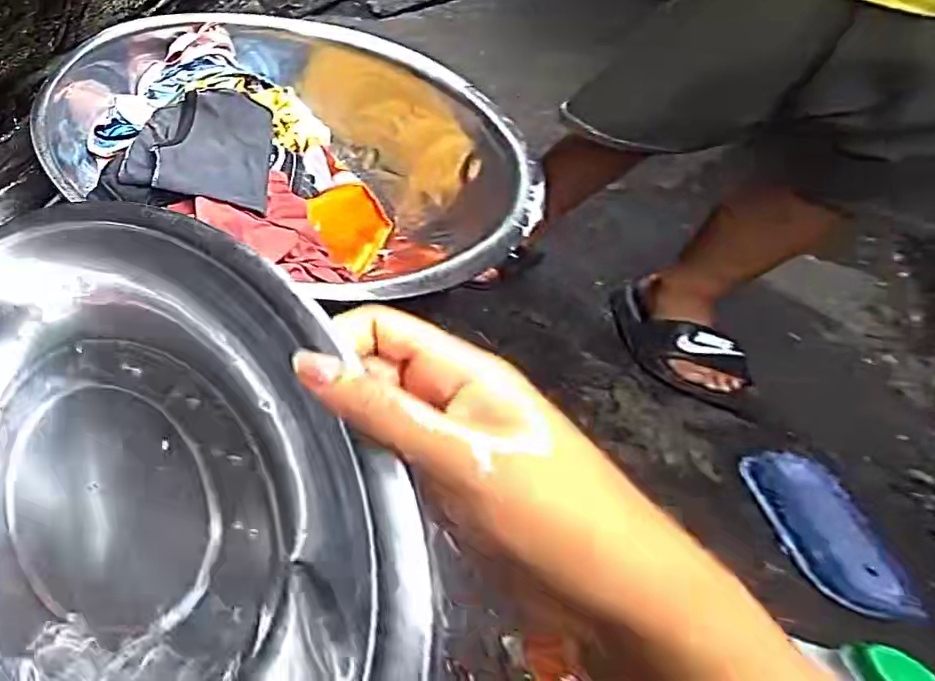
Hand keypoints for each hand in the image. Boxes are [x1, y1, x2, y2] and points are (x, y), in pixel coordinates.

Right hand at [293, 307, 815, 680]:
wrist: (632, 608)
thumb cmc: (555, 518)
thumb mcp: (461, 458)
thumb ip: (379, 410)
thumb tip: (303, 362)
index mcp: (460, 368)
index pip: (380, 326)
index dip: (339, 341)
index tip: (303, 380)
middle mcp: (448, 392)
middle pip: (374, 367)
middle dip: (341, 389)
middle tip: (305, 426)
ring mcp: (446, 435)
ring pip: (378, 411)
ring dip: (352, 427)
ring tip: (318, 452)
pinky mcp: (443, 475)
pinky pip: (391, 449)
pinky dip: (368, 458)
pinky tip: (347, 477)